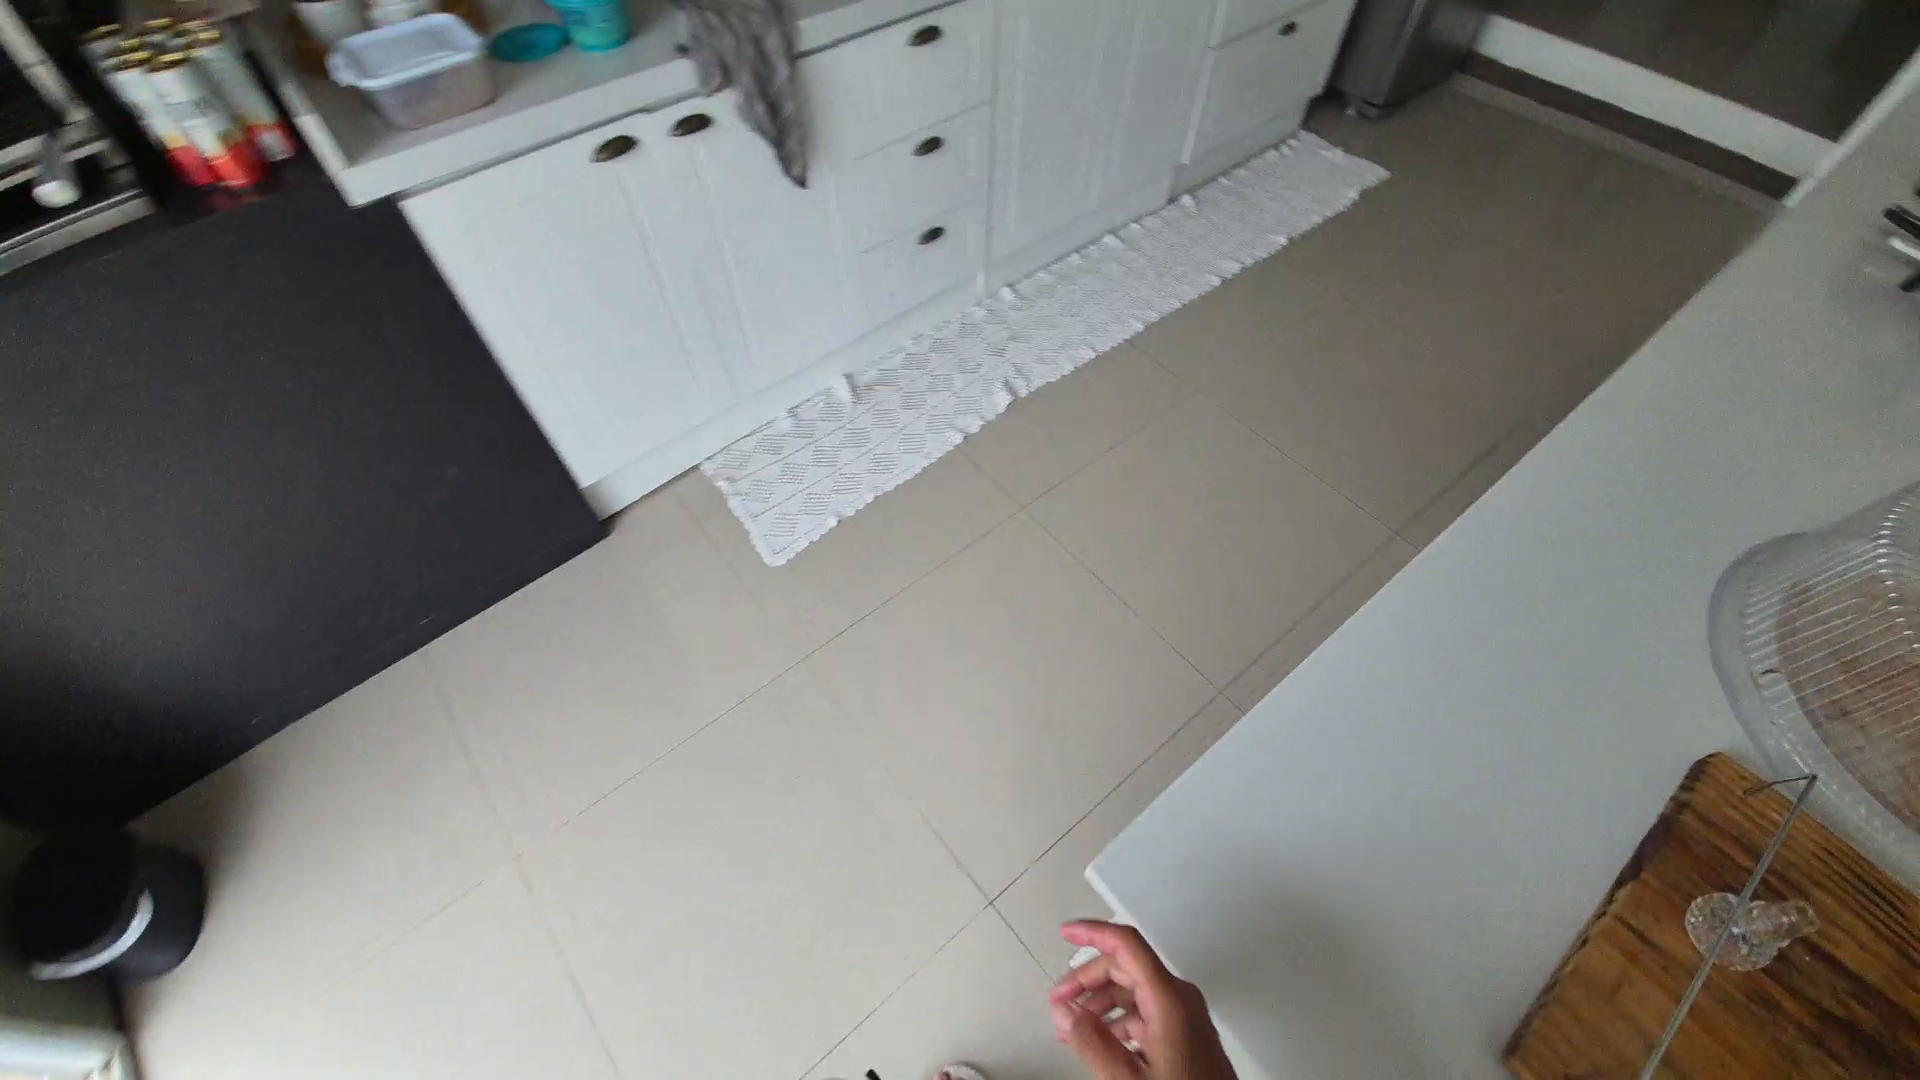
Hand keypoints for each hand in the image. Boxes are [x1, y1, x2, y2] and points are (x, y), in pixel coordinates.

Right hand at [1049, 921, 1238, 1079]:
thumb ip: (1093, 1043)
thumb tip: (1063, 1009)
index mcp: (1168, 998)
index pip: (1127, 944)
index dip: (1093, 932)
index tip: (1064, 933)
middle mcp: (1179, 997)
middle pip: (1125, 967)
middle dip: (1087, 979)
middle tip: (1058, 1001)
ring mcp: (1185, 1016)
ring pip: (1133, 990)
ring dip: (1099, 1002)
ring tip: (1072, 1026)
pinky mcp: (1186, 1035)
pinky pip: (1145, 1012)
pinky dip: (1118, 1020)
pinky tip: (1101, 1042)